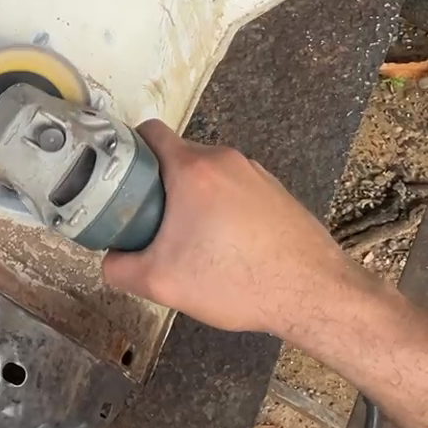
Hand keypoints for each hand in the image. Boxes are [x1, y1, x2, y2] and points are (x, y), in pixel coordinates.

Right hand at [100, 122, 367, 336]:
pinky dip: (223, 207)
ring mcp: (256, 173)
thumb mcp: (160, 283)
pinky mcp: (278, 192)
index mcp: (192, 168)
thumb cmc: (235, 280)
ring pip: (208, 173)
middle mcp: (224, 159)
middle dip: (160, 182)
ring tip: (191, 236)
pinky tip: (228, 244)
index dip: (129, 148)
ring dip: (193, 195)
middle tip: (151, 219)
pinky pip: (236, 188)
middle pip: (178, 155)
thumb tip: (109, 259)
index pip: (150, 131)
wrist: (318, 296)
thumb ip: (119, 268)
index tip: (120, 177)